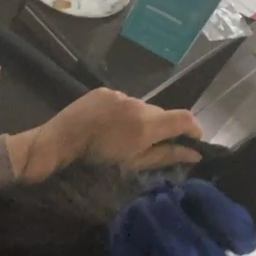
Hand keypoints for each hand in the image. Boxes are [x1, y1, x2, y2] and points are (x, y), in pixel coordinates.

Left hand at [11, 88, 204, 179]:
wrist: (61, 142)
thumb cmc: (97, 160)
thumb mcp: (134, 164)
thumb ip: (166, 155)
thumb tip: (194, 154)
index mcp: (147, 125)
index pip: (184, 119)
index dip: (195, 129)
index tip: (194, 140)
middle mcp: (138, 104)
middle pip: (162, 114)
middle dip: (163, 128)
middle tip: (152, 144)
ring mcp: (120, 95)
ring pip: (142, 107)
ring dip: (141, 120)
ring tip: (125, 136)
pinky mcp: (105, 91)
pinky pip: (123, 101)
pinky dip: (123, 113)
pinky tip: (110, 125)